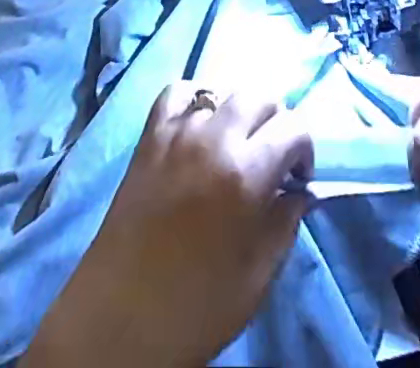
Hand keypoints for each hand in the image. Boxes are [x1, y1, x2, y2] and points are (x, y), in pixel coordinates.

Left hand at [26, 85, 312, 367]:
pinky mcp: (148, 141)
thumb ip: (286, 222)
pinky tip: (200, 127)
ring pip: (223, 91)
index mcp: (246, 173)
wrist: (114, 327)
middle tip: (272, 160)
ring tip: (237, 145)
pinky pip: (177, 94)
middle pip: (262, 98)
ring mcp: (176, 135)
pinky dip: (195, 100)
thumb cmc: (194, 309)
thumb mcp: (258, 275)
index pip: (295, 128)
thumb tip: (298, 193)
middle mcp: (214, 140)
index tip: (297, 181)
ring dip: (240, 112)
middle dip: (277, 124)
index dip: (304, 151)